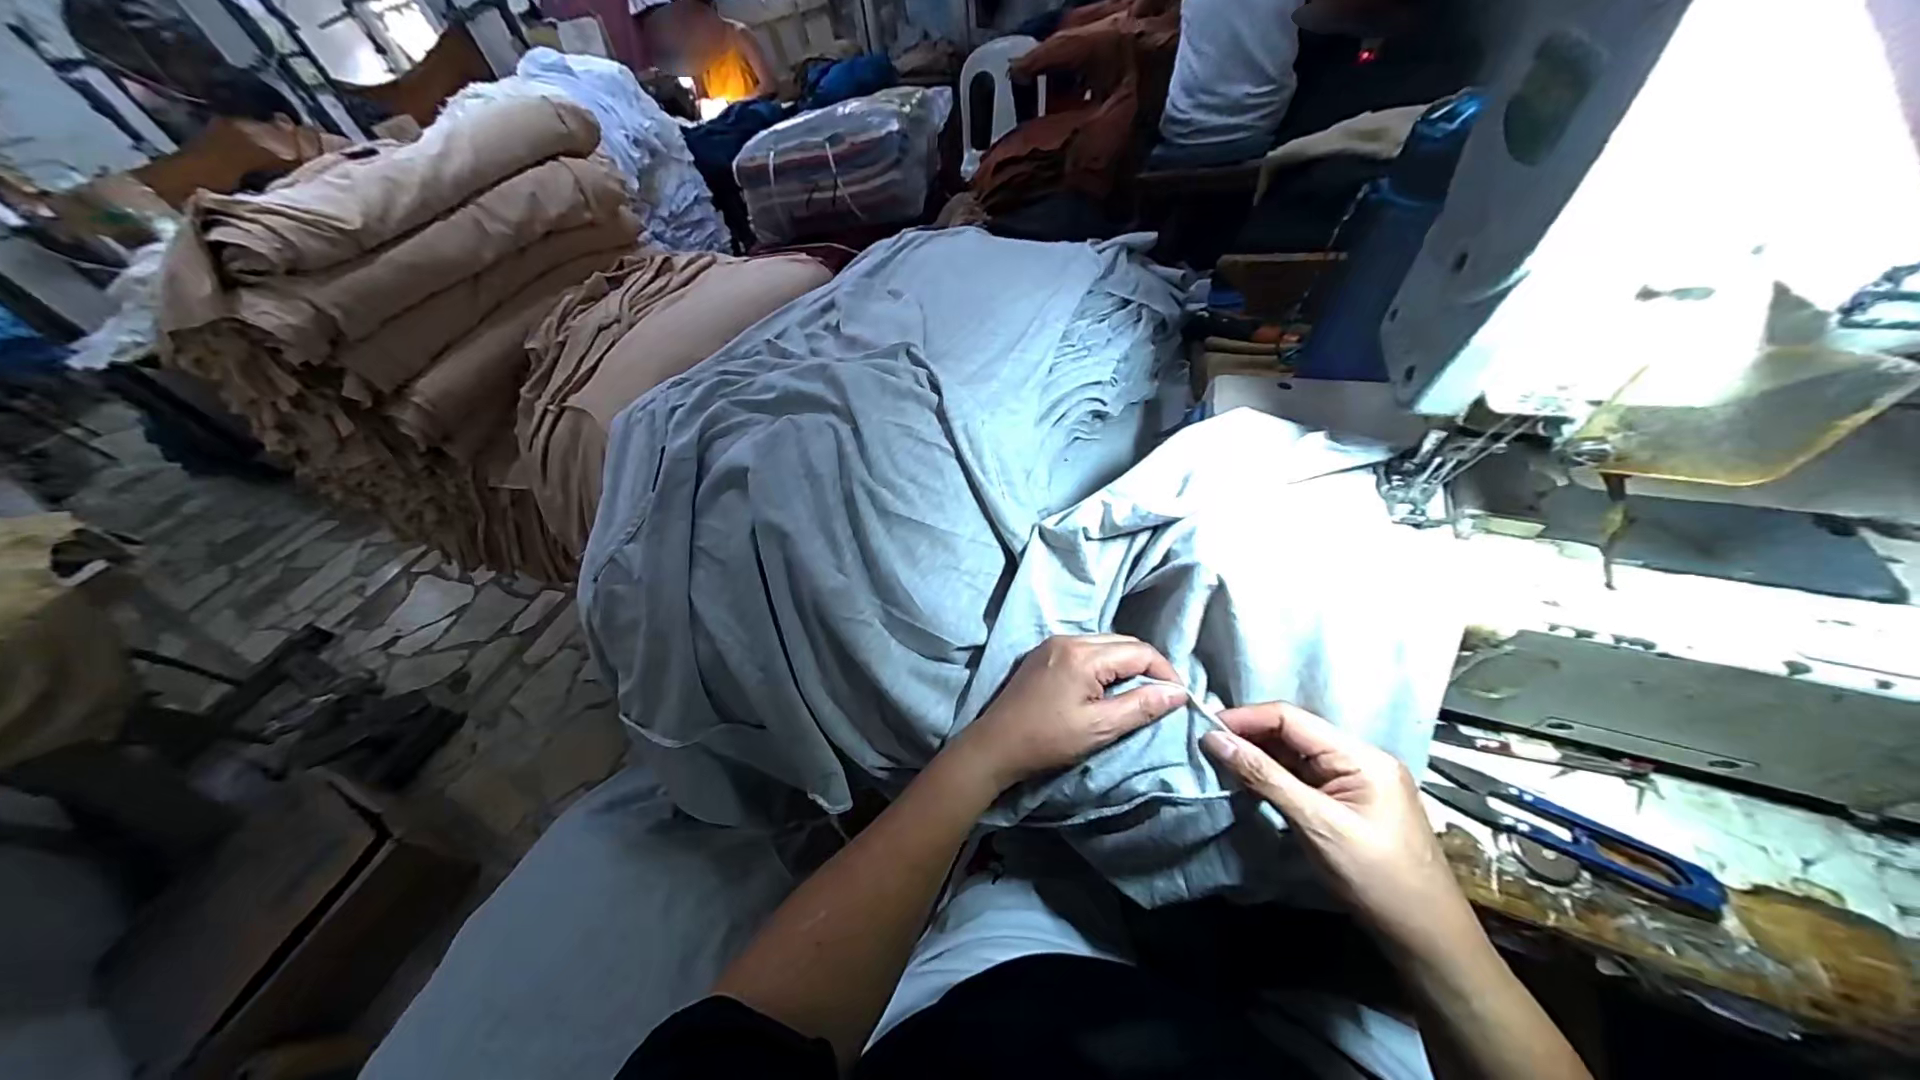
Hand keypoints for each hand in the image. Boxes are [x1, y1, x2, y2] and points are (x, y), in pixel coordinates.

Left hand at [949, 634, 1187, 793]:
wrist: (995, 745)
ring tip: (1138, 691)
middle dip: (1147, 665)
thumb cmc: (1047, 740)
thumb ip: (1141, 707)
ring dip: (1126, 663)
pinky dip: (1104, 662)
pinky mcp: (1043, 653)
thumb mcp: (1100, 728)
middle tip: (1162, 695)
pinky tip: (1107, 685)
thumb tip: (1178, 693)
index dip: (1165, 672)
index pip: (1140, 652)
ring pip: (1105, 643)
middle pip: (1123, 642)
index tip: (1179, 697)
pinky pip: (1085, 648)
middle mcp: (1068, 639)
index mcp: (1083, 655)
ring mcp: (1053, 644)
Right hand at [1200, 703, 1468, 953]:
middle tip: (1208, 745)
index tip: (1206, 728)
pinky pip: (1302, 774)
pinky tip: (1249, 779)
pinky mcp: (1347, 798)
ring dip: (1258, 754)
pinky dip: (1273, 774)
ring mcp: (1355, 778)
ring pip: (1295, 752)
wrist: (1427, 937)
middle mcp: (1359, 757)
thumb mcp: (1315, 824)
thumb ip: (1264, 777)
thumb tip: (1215, 739)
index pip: (1291, 718)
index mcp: (1361, 755)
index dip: (1246, 718)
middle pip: (1293, 731)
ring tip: (1220, 760)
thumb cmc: (1376, 879)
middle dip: (1249, 734)